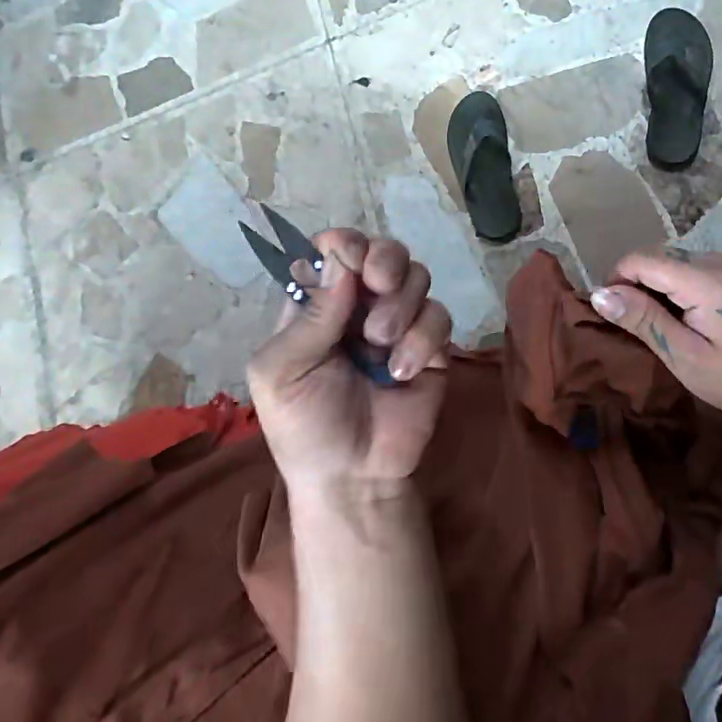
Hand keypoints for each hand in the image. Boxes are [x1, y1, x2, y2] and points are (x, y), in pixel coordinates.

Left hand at [247, 230, 453, 499]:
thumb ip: (310, 315)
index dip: (343, 243)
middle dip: (384, 259)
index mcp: (317, 305)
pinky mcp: (432, 347)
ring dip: (400, 305)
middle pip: (383, 251)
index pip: (333, 250)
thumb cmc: (304, 426)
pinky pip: (439, 315)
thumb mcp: (282, 372)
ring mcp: (398, 323)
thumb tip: (340, 259)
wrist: (353, 478)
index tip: (350, 256)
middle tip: (378, 285)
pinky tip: (402, 372)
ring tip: (380, 345)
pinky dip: (423, 339)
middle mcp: (359, 306)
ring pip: (416, 275)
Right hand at [590, 247, 721, 421]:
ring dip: (649, 287)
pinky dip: (667, 287)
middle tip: (633, 325)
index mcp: (705, 280)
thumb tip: (598, 295)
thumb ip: (642, 319)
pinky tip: (675, 317)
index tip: (614, 316)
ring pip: (664, 261)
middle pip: (652, 257)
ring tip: (654, 324)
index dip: (617, 282)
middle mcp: (715, 260)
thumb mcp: (682, 355)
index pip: (640, 260)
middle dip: (632, 285)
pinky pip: (682, 267)